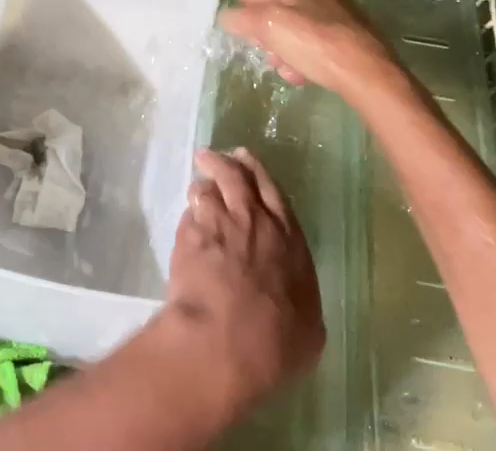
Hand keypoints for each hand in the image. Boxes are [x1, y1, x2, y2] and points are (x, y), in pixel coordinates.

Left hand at [158, 148, 323, 415]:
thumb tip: (299, 312)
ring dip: (202, 188)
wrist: (226, 341)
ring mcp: (218, 226)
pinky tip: (186, 223)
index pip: (274, 192)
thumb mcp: (309, 330)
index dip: (258, 172)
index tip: (245, 159)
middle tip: (210, 155)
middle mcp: (254, 222)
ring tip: (196, 189)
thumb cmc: (277, 341)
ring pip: (207, 191)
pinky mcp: (188, 239)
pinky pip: (187, 217)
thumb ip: (302, 306)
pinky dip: (188, 217)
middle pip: (237, 177)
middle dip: (223, 162)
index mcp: (289, 238)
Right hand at [219, 0, 409, 100]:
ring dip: (284, 51)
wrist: (366, 71)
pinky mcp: (346, 33)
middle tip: (267, 54)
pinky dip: (305, 57)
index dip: (246, 8)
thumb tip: (225, 16)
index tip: (245, 31)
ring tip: (287, 70)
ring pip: (293, 28)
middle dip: (266, 35)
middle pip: (275, 8)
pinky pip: (314, 42)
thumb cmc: (313, 43)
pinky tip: (305, 75)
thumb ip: (241, 19)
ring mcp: (333, 9)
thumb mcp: (267, 28)